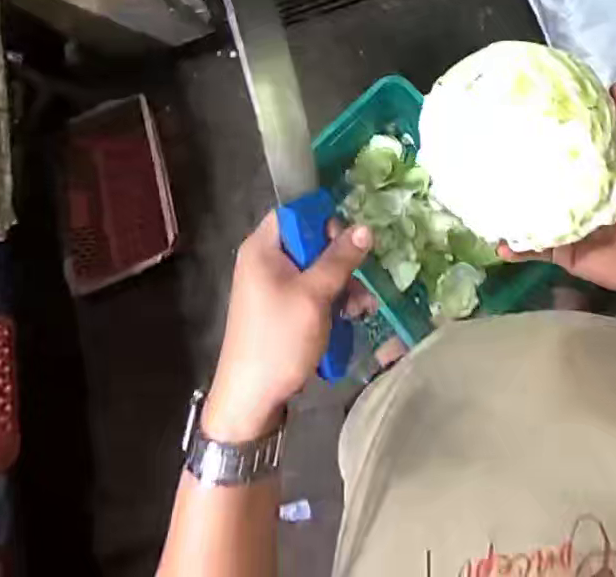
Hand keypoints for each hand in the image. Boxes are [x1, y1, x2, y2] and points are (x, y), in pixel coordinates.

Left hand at [203, 211, 371, 440]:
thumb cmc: (278, 339)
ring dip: (342, 284)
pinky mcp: (282, 310)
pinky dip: (332, 301)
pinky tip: (352, 318)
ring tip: (363, 307)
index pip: (294, 213)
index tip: (347, 240)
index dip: (322, 220)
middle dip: (340, 259)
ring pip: (316, 269)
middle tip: (361, 277)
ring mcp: (273, 287)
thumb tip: (364, 228)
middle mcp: (265, 261)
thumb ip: (339, 259)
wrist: (251, 401)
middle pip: (309, 242)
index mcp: (263, 248)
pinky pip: (312, 292)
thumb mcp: (314, 296)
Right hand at [499, 83, 615, 298]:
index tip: (512, 112)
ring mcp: (563, 222)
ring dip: (505, 206)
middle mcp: (572, 192)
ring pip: (527, 211)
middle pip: (535, 177)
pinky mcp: (562, 251)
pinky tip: (500, 243)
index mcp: (592, 169)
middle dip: (510, 168)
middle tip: (482, 151)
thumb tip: (615, 86)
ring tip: (478, 197)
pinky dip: (515, 247)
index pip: (560, 144)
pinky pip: (533, 248)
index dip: (539, 130)